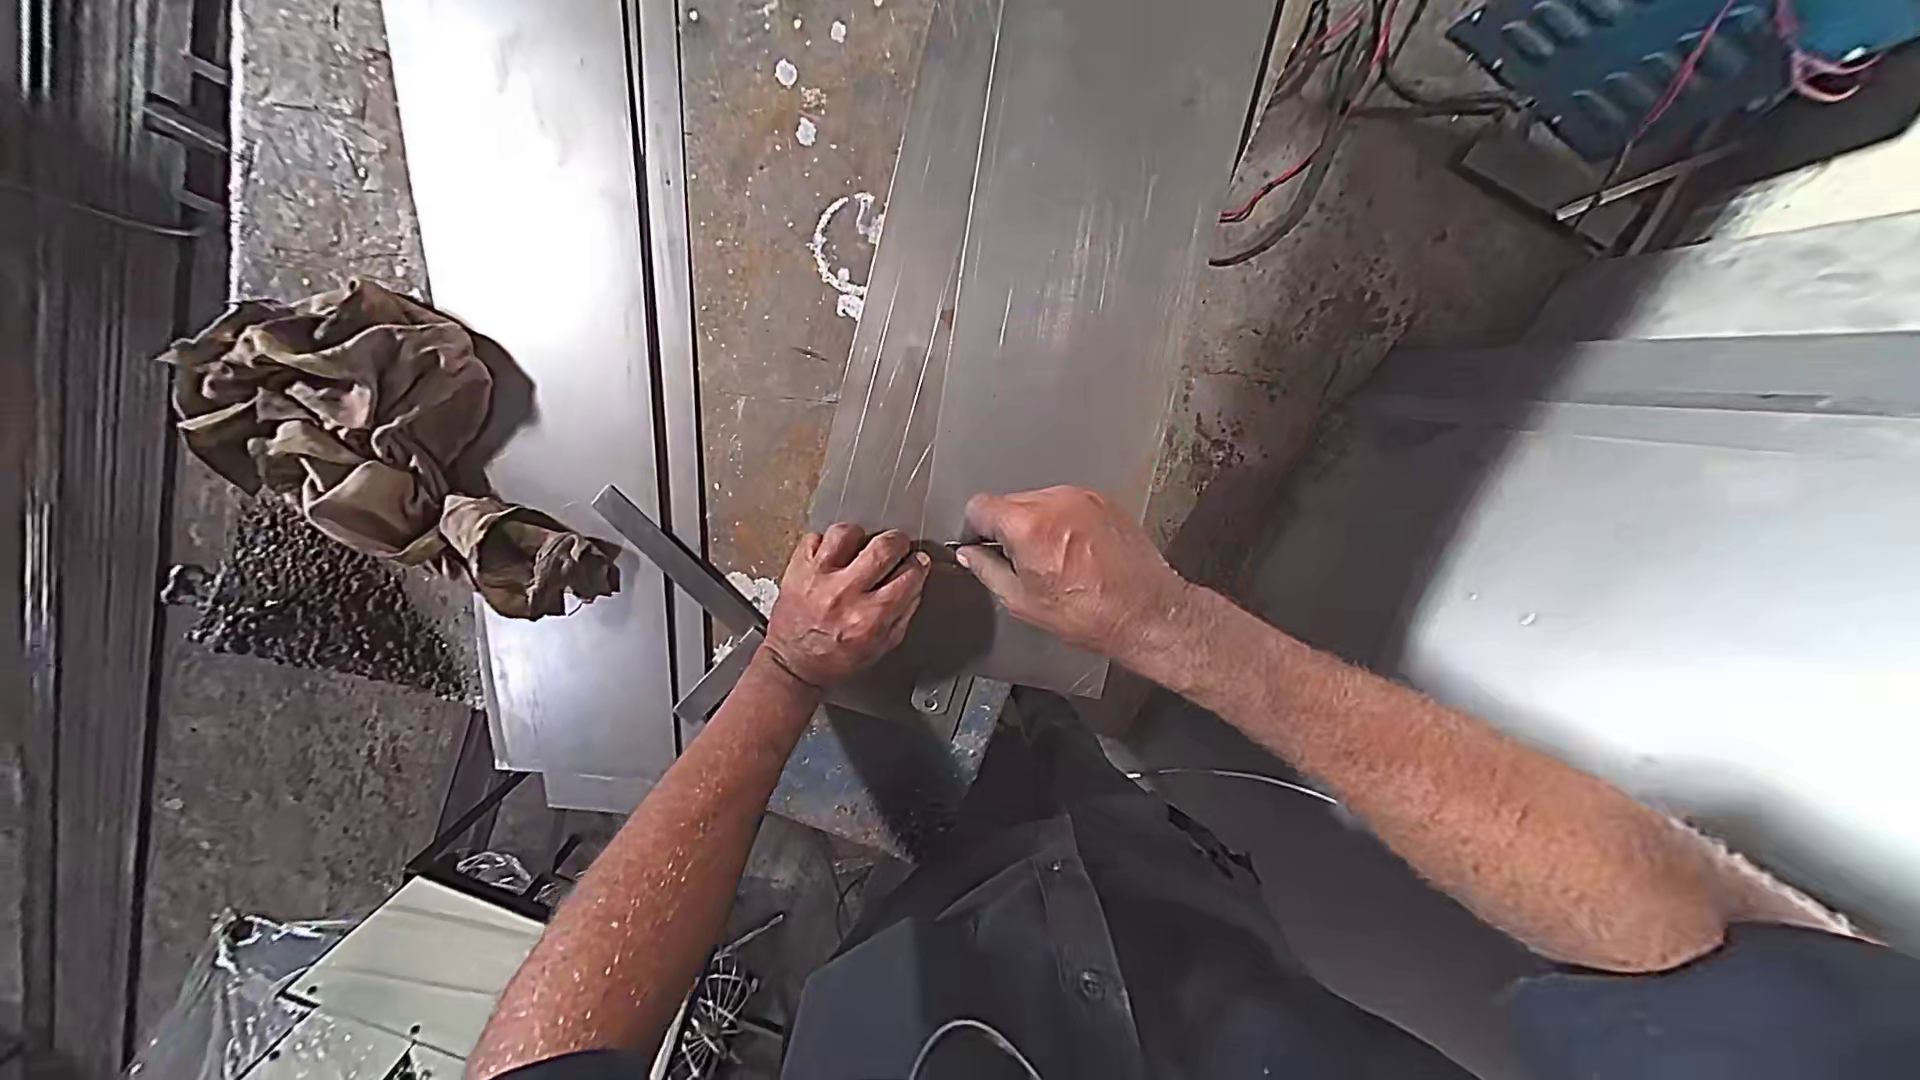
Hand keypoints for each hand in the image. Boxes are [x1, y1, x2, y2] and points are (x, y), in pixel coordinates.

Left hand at [763, 524, 930, 687]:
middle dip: (898, 543)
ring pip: (848, 533)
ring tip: (861, 548)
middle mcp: (845, 594)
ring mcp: (819, 578)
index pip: (908, 576)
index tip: (918, 562)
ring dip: (860, 538)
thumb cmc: (836, 659)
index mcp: (870, 618)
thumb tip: (917, 582)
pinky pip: (816, 537)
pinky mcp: (798, 569)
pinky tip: (833, 555)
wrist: (793, 665)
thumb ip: (904, 613)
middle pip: (884, 547)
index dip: (919, 565)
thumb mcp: (882, 646)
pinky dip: (827, 543)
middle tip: (898, 547)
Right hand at [956, 486, 1191, 662]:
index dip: (974, 528)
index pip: (980, 506)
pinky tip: (1072, 551)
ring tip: (1052, 559)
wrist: (1145, 612)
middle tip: (1018, 560)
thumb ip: (988, 570)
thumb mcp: (1022, 601)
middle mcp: (1055, 502)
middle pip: (1009, 501)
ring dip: (1034, 523)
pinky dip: (1060, 521)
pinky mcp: (1102, 501)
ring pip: (1037, 501)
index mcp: (1029, 526)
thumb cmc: (1091, 613)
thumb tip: (971, 556)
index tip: (979, 543)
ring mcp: (1082, 498)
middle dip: (1006, 527)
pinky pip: (1065, 503)